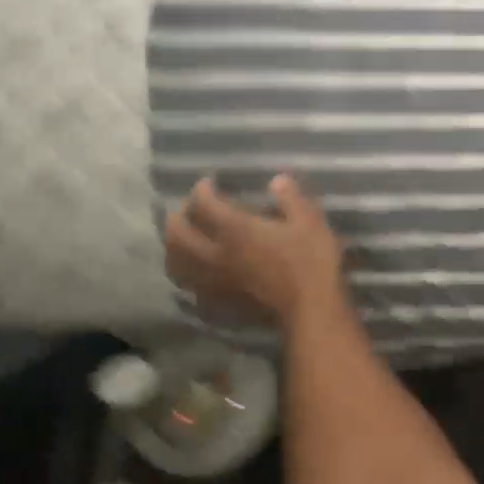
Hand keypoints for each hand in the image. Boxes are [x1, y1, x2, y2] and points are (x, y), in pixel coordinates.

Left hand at [165, 175, 345, 327]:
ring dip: (172, 246)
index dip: (202, 191)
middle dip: (177, 218)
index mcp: (237, 231)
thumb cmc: (312, 258)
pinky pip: (187, 284)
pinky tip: (192, 272)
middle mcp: (215, 254)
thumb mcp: (310, 221)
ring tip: (179, 238)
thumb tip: (276, 179)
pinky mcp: (215, 298)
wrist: (308, 303)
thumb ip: (291, 198)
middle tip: (185, 208)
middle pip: (179, 235)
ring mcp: (211, 279)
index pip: (207, 206)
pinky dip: (183, 273)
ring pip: (175, 262)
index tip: (206, 182)